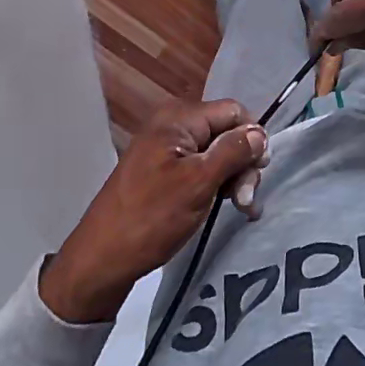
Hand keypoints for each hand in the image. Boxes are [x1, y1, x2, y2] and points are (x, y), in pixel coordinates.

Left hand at [38, 100, 268, 323]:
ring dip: (234, 178)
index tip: (258, 172)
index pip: (233, 111)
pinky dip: (217, 185)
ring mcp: (167, 147)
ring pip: (217, 152)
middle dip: (242, 163)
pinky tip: (228, 206)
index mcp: (178, 117)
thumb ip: (232, 152)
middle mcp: (173, 124)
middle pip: (226, 131)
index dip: (251, 138)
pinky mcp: (165, 170)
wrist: (105, 254)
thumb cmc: (152, 216)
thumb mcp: (199, 182)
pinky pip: (201, 167)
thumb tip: (260, 132)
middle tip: (245, 201)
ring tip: (241, 209)